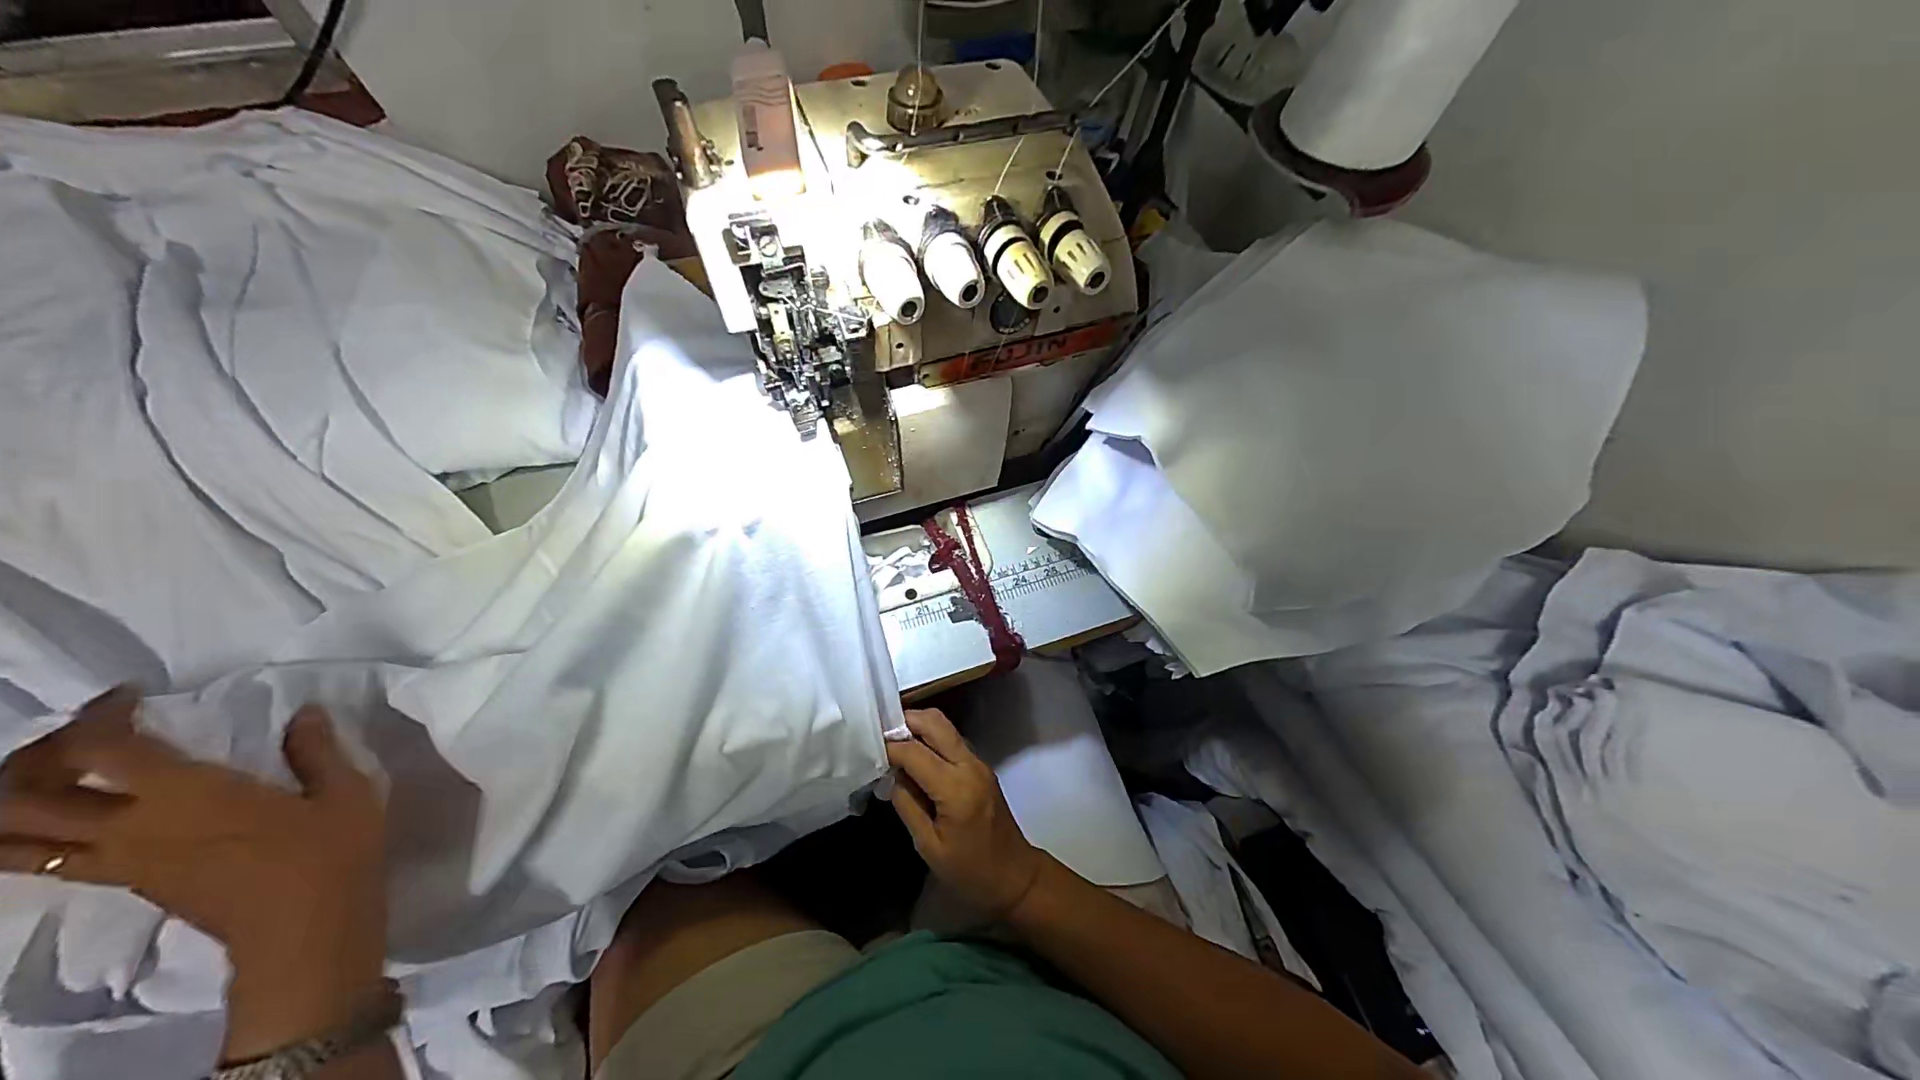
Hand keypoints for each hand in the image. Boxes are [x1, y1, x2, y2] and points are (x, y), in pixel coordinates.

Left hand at [0, 686, 390, 1062]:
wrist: (306, 932)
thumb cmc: (330, 854)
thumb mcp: (345, 793)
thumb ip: (317, 751)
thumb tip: (303, 714)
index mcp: (185, 795)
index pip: (100, 747)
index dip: (100, 713)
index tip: (132, 695)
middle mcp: (130, 827)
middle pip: (21, 795)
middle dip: (34, 757)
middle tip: (86, 735)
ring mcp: (121, 863)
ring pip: (15, 839)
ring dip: (18, 803)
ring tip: (67, 777)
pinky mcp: (130, 885)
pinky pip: (52, 858)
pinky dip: (47, 832)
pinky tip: (97, 814)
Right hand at [886, 708, 1047, 920]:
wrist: (1015, 875)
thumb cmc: (970, 870)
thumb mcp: (928, 845)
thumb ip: (907, 805)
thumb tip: (890, 775)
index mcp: (955, 788)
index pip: (914, 752)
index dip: (888, 747)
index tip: (866, 748)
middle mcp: (969, 766)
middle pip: (935, 723)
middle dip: (905, 721)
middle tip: (880, 736)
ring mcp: (978, 764)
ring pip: (945, 727)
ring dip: (918, 728)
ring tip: (893, 746)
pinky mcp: (981, 768)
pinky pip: (952, 741)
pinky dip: (930, 740)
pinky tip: (914, 758)